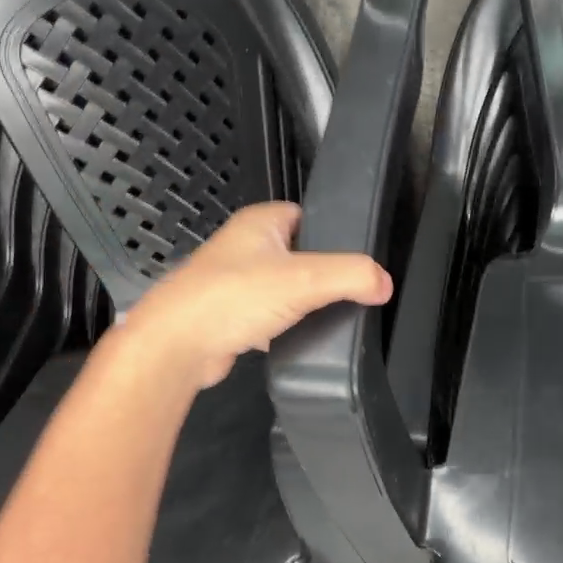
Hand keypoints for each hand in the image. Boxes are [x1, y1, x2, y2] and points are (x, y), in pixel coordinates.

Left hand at [113, 201, 392, 390]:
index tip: (356, 259)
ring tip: (321, 317)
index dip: (335, 235)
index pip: (309, 215)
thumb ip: (353, 276)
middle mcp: (244, 246)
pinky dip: (285, 327)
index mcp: (259, 222)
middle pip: (302, 255)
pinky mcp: (231, 315)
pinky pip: (271, 316)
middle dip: (322, 275)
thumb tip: (385, 283)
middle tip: (344, 292)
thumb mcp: (306, 279)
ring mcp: (235, 281)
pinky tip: (295, 338)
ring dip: (303, 304)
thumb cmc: (229, 298)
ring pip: (286, 288)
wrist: (178, 346)